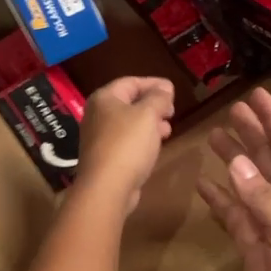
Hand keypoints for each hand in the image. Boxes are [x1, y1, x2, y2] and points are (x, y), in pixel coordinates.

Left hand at [79, 77, 175, 211]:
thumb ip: (158, 97)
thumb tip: (164, 87)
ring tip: (168, 129)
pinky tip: (156, 146)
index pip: (131, 82)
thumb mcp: (148, 114)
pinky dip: (142, 139)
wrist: (107, 188)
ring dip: (150, 123)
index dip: (154, 83)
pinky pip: (126, 141)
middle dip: (153, 105)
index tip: (173, 91)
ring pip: (129, 123)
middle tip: (172, 111)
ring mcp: (99, 137)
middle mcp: (97, 115)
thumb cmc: (127, 144)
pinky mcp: (105, 157)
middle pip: (129, 102)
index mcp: (104, 99)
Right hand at [196, 88, 270, 270]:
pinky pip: (233, 214)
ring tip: (211, 137)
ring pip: (247, 183)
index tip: (257, 95)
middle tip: (229, 110)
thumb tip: (234, 163)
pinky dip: (218, 198)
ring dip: (231, 160)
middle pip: (266, 159)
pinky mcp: (253, 244)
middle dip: (250, 133)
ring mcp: (269, 222)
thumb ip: (262, 199)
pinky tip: (202, 184)